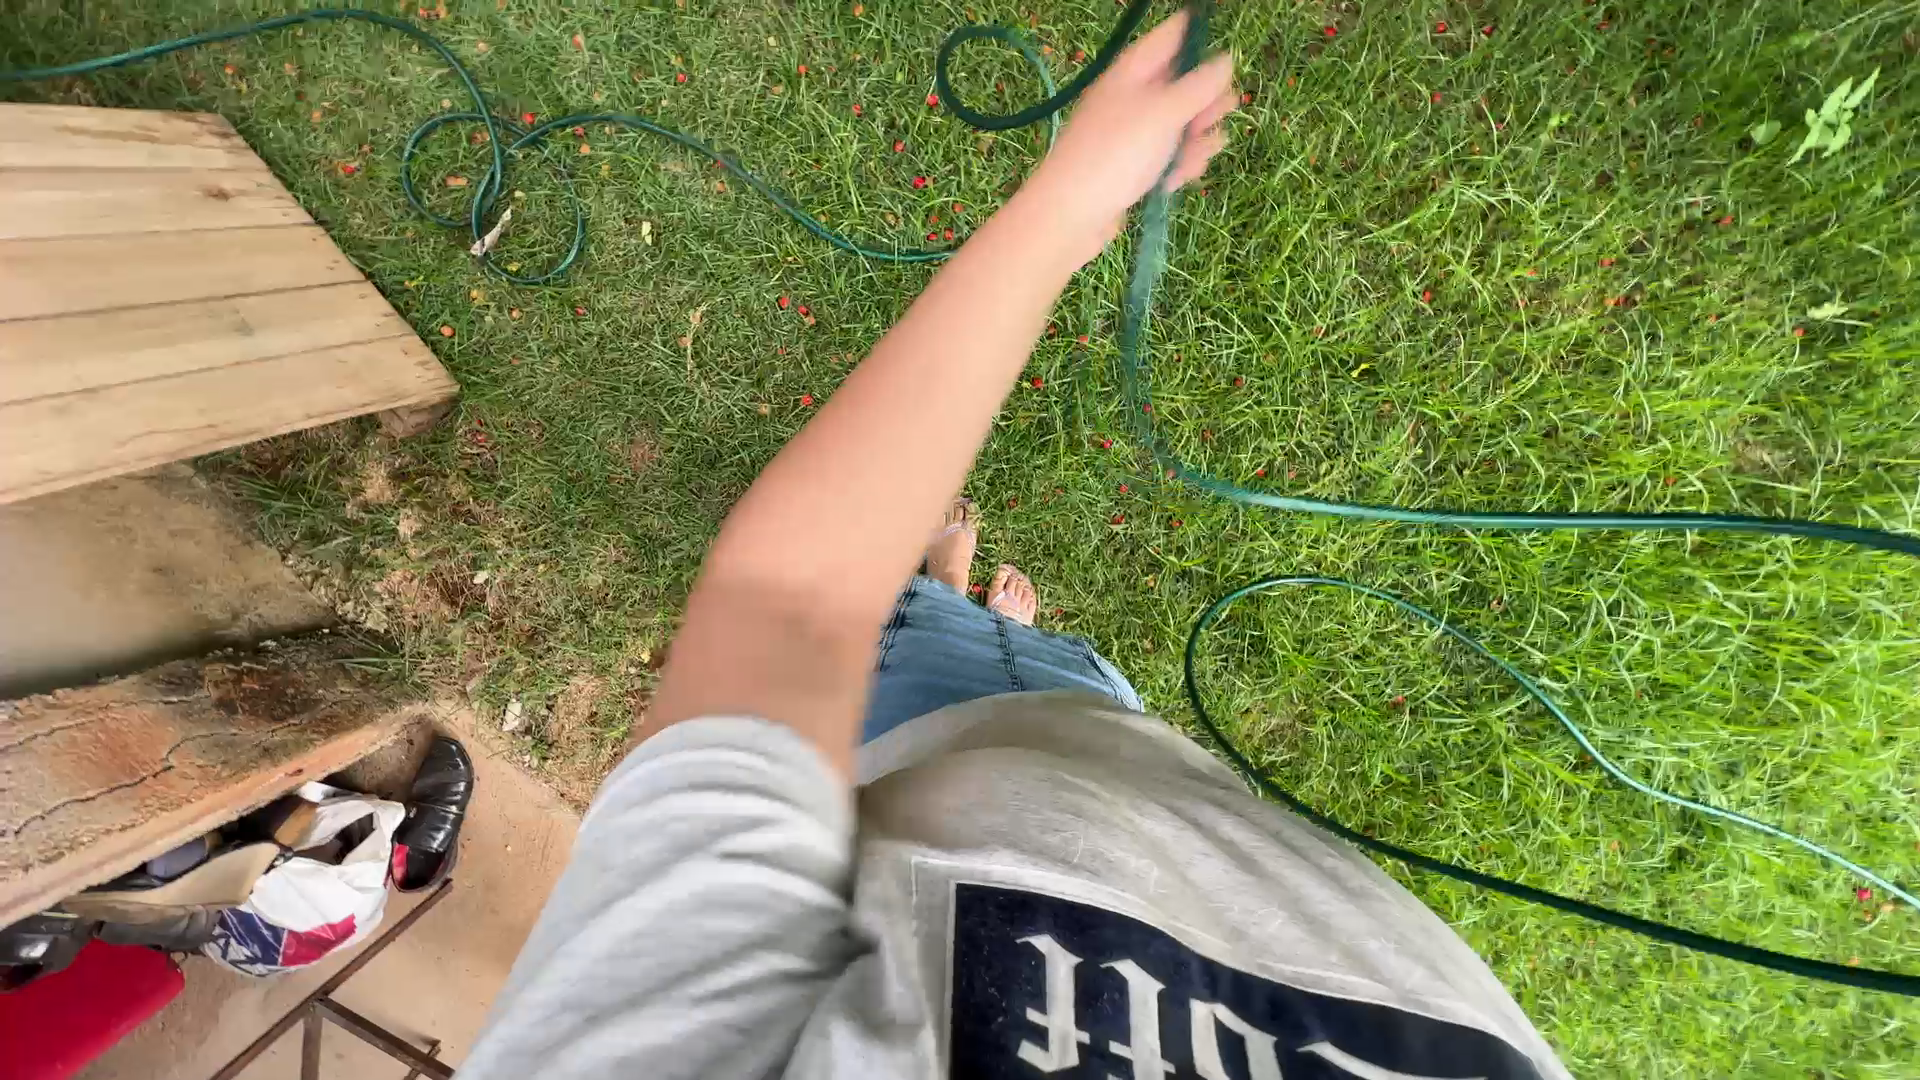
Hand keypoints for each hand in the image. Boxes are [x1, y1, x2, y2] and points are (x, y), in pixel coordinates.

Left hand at [1020, 10, 1236, 262]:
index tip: (1222, 71)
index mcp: (1134, 70)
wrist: (1069, 217)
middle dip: (1206, 103)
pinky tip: (1176, 181)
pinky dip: (1177, 167)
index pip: (1175, 36)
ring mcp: (1131, 136)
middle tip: (1213, 120)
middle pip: (1184, 85)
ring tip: (1194, 161)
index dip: (1202, 45)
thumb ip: (1199, 86)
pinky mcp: (1132, 171)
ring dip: (1196, 142)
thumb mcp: (1163, 113)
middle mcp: (1132, 98)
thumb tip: (1225, 62)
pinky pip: (1165, 159)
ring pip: (1180, 127)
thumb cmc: (1114, 156)